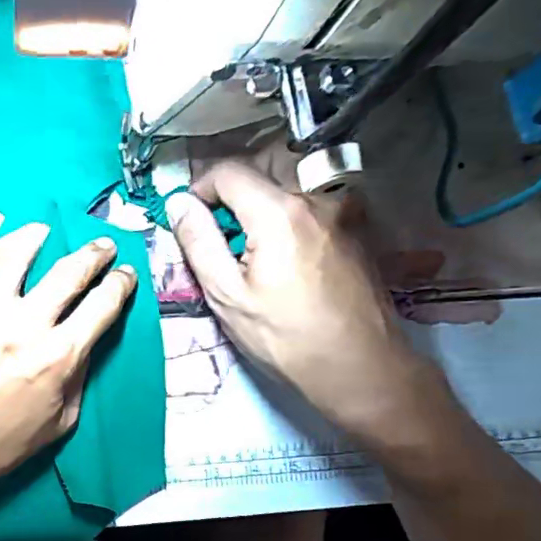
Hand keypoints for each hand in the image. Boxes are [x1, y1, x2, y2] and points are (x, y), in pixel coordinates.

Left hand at [0, 223, 136, 524]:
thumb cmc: (4, 445)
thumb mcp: (61, 422)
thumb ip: (77, 378)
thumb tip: (84, 344)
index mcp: (58, 356)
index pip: (102, 306)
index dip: (120, 284)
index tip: (124, 274)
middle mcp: (25, 326)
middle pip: (68, 272)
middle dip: (94, 253)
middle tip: (102, 245)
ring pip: (13, 254)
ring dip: (35, 236)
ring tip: (42, 231)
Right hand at [170, 162, 452, 447]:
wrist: (362, 369)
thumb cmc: (288, 340)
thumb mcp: (228, 296)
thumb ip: (199, 242)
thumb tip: (179, 203)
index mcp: (279, 212)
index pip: (228, 172)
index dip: (200, 190)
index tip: (190, 221)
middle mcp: (316, 200)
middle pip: (258, 185)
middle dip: (231, 210)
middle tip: (221, 255)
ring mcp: (342, 216)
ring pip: (284, 203)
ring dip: (261, 224)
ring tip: (258, 271)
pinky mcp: (356, 234)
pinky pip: (309, 218)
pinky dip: (288, 233)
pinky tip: (290, 276)